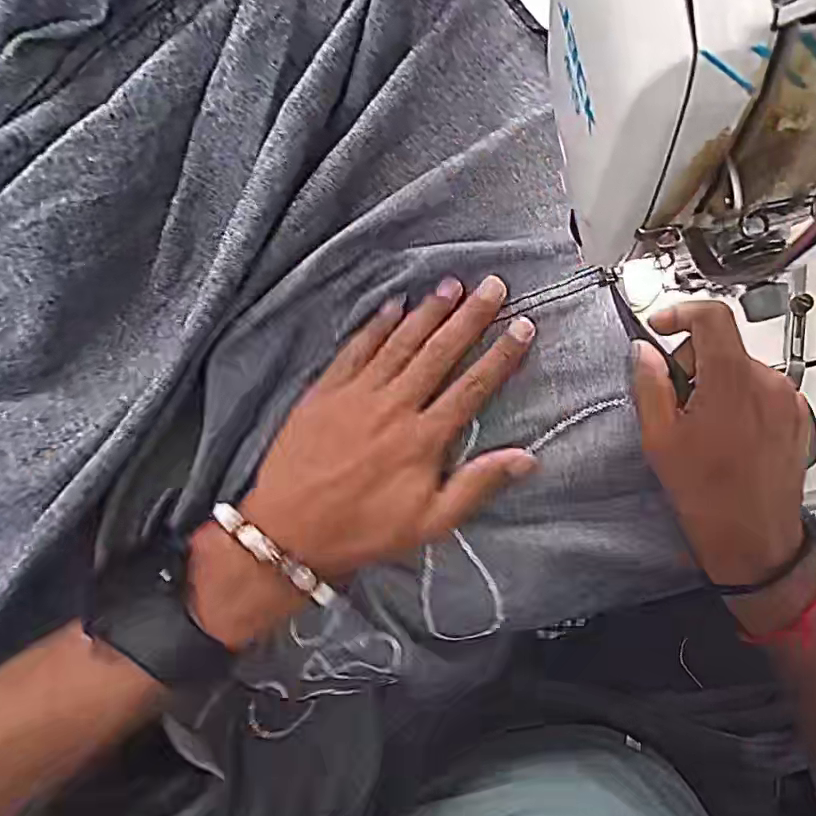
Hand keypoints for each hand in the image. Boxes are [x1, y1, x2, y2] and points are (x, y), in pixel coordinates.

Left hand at [240, 275, 536, 578]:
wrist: (288, 532)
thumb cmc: (365, 530)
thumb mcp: (431, 522)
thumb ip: (477, 485)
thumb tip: (527, 458)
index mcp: (423, 438)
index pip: (472, 386)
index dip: (500, 354)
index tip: (522, 325)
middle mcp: (394, 407)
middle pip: (440, 353)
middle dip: (471, 317)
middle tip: (494, 285)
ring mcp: (357, 395)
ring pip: (400, 343)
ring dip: (429, 312)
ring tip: (453, 283)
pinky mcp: (324, 392)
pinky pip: (355, 350)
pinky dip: (376, 325)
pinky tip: (394, 305)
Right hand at [631, 301, 808, 585]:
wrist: (754, 540)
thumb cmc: (711, 499)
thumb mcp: (661, 440)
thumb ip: (650, 385)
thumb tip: (644, 354)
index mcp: (732, 381)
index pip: (712, 316)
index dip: (681, 313)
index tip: (664, 325)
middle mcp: (767, 384)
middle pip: (724, 344)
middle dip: (694, 362)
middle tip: (677, 399)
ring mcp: (786, 401)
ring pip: (741, 369)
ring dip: (716, 383)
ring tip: (703, 428)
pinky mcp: (796, 417)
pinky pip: (761, 390)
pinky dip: (739, 399)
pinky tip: (727, 436)